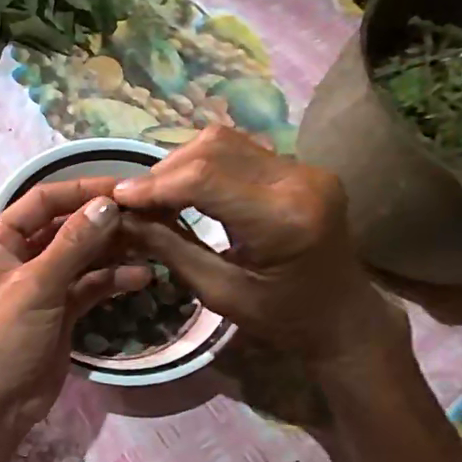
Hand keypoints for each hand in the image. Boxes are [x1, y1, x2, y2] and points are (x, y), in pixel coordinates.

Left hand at [0, 177, 150, 443]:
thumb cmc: (3, 338)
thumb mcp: (36, 286)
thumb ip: (73, 243)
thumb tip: (107, 202)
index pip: (42, 201)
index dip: (81, 190)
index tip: (124, 187)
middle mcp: (19, 256)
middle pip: (66, 226)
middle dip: (103, 220)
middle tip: (148, 214)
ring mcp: (42, 284)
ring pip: (82, 255)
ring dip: (114, 249)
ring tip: (153, 241)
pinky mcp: (61, 309)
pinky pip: (90, 285)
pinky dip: (113, 279)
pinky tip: (143, 276)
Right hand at [112, 128, 403, 364]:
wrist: (343, 319)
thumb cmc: (281, 318)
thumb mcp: (217, 292)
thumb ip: (169, 248)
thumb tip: (121, 219)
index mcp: (282, 219)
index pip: (203, 179)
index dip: (154, 185)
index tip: (117, 200)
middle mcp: (299, 180)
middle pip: (212, 149)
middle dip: (164, 172)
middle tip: (133, 201)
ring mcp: (304, 169)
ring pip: (223, 142)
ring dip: (181, 165)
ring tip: (156, 196)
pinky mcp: (300, 169)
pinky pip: (238, 152)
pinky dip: (202, 166)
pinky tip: (185, 191)